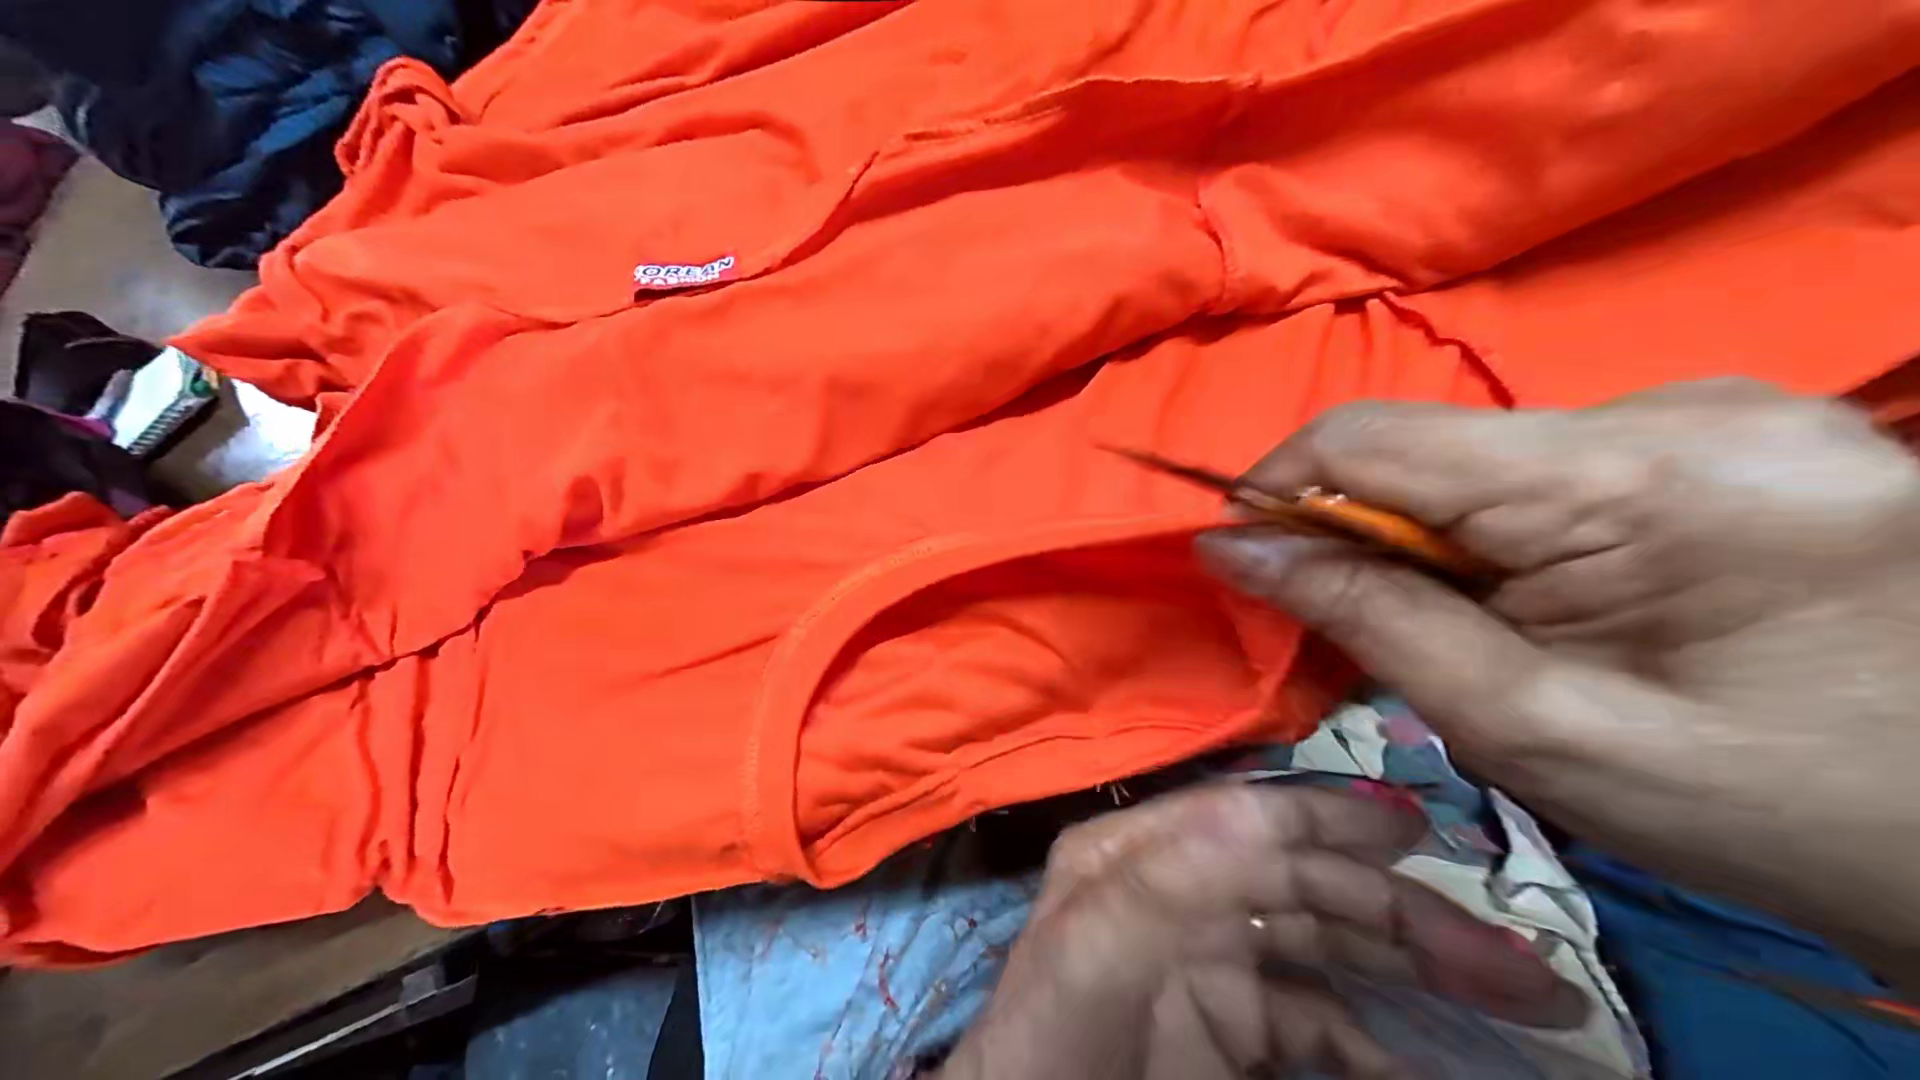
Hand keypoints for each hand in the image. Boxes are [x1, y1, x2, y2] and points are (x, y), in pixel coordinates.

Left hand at [937, 784, 1586, 1079]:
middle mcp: (1175, 890)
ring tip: (1517, 998)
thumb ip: (1170, 883)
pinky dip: (1372, 1043)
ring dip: (1407, 966)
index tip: (1420, 831)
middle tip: (1519, 967)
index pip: (1245, 817)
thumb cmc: (1051, 1042)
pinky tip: (1426, 1067)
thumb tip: (1257, 814)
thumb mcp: (1095, 953)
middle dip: (1401, 911)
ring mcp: (1204, 959)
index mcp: (1137, 852)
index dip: (1329, 817)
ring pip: (1321, 944)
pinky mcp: (1225, 1025)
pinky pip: (1314, 1021)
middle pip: (1300, 882)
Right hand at [1196, 379, 1919, 988]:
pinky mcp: (1724, 438)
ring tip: (1467, 631)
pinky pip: (1538, 473)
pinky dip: (1494, 538)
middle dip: (1357, 537)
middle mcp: (1671, 407)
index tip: (1243, 563)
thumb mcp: (1530, 728)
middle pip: (1420, 453)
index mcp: (1629, 476)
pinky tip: (1541, 601)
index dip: (1276, 490)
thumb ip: (1367, 616)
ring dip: (1427, 544)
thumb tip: (1234, 546)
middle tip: (1359, 632)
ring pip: (1473, 465)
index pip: (1365, 438)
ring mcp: (1710, 413)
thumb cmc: (1775, 810)